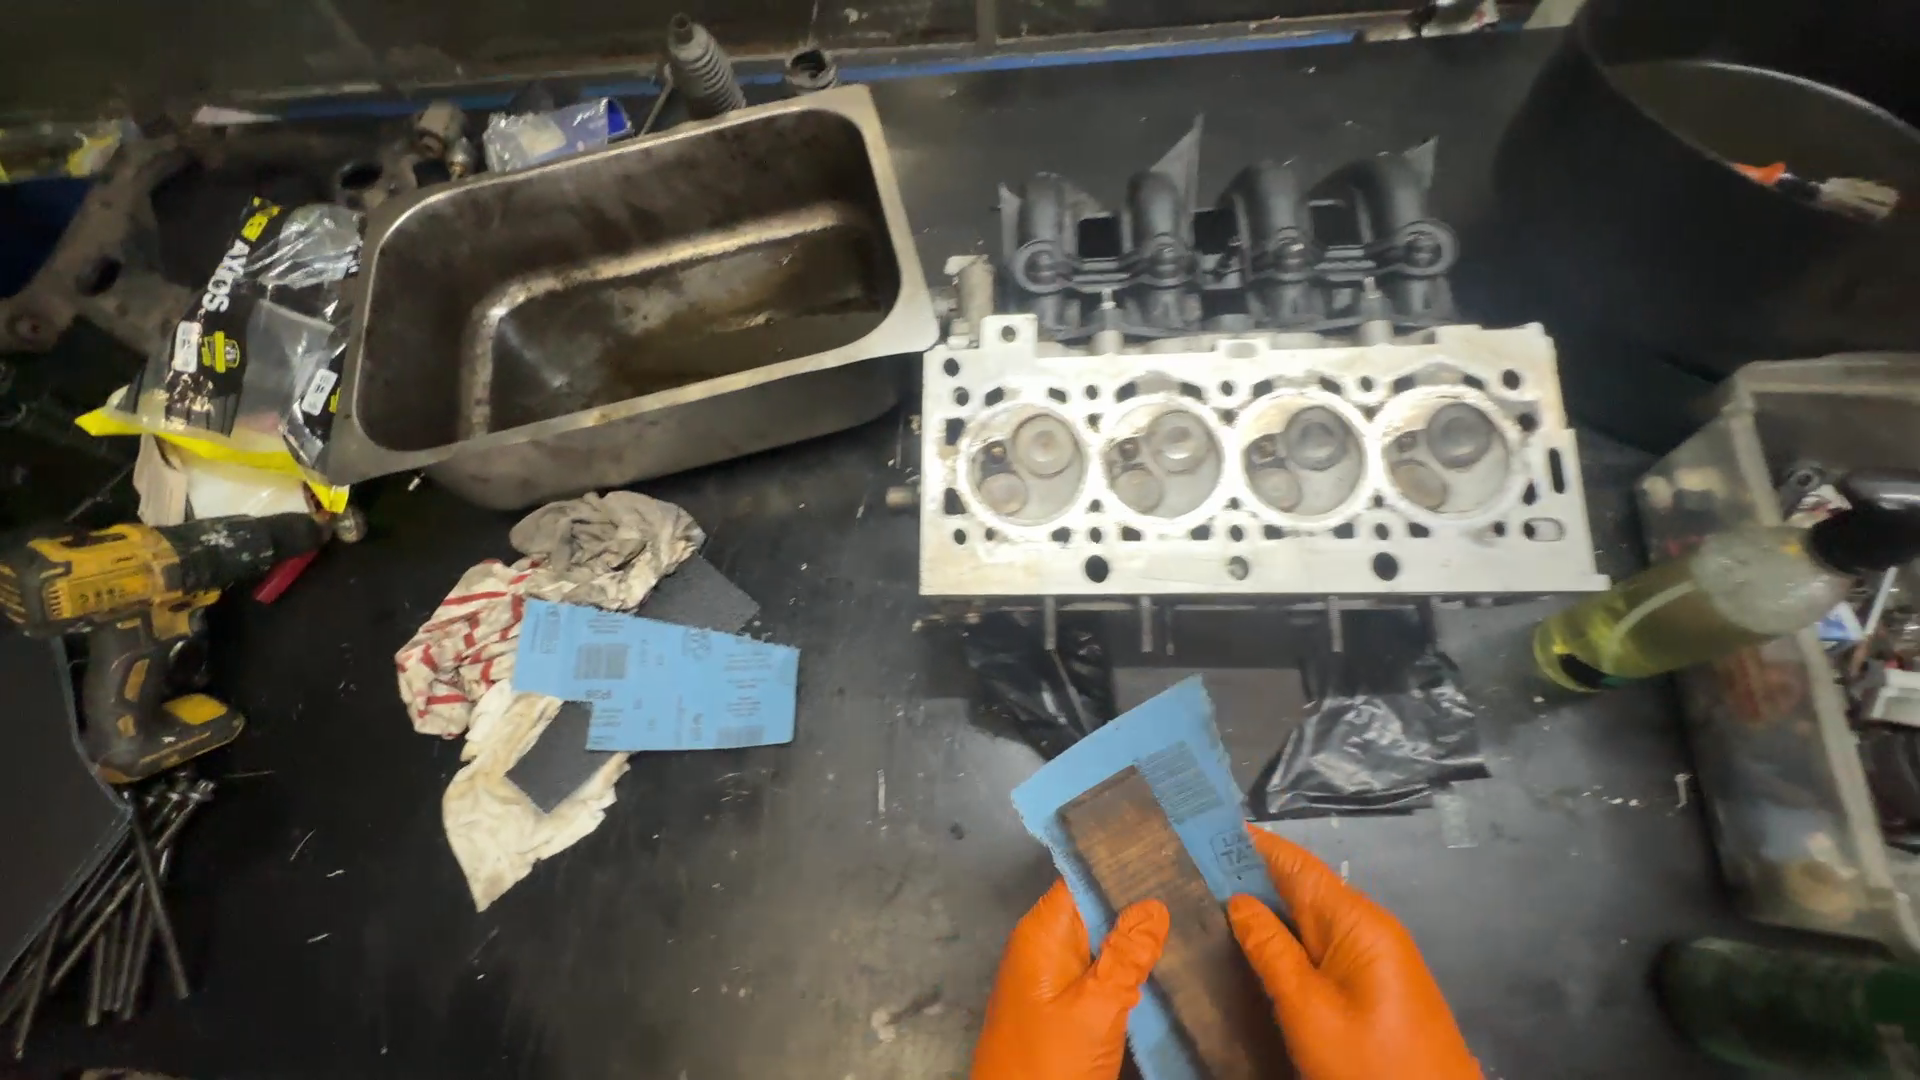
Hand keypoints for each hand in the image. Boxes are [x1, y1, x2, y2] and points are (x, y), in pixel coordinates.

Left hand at [971, 880, 1169, 1079]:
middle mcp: (1042, 941)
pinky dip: (1122, 959)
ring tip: (1183, 906)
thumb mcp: (1096, 1008)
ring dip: (1131, 929)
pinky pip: (1094, 965)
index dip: (1118, 863)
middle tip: (1184, 877)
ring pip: (1096, 936)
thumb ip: (1126, 956)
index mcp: (1041, 930)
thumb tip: (1155, 904)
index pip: (1080, 877)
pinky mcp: (1061, 1000)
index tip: (1161, 849)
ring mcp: (1051, 972)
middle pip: (1090, 904)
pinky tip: (1159, 954)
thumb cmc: (1051, 1061)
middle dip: (1132, 895)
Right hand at [1228, 826, 1479, 1079]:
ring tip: (1212, 899)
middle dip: (1251, 875)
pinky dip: (1286, 935)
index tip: (1203, 828)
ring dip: (1266, 907)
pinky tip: (1255, 943)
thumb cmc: (1370, 1068)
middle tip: (1193, 868)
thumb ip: (1269, 949)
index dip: (1251, 842)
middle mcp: (1370, 927)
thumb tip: (1237, 899)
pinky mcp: (1375, 986)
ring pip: (1309, 917)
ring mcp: (1376, 958)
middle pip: (1302, 886)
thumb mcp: (1308, 1011)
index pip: (1296, 863)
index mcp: (1358, 921)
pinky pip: (1322, 944)